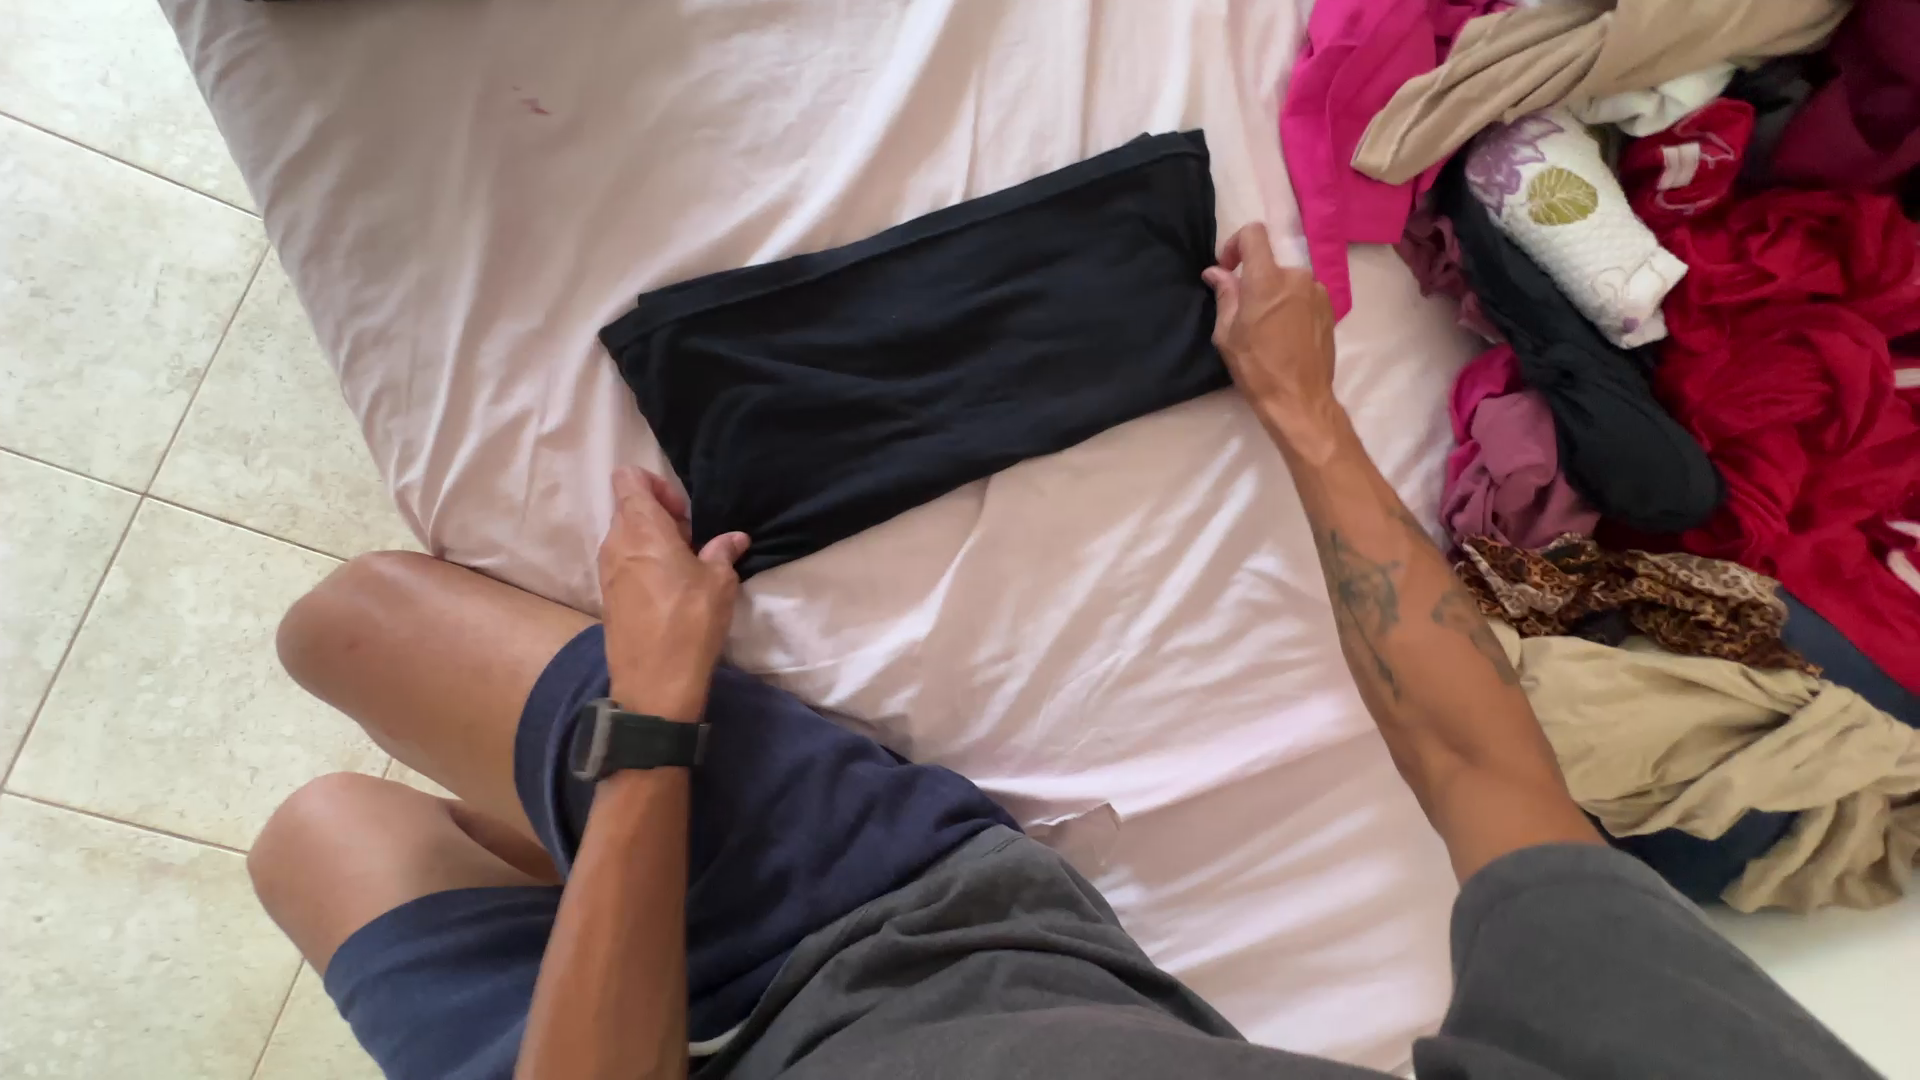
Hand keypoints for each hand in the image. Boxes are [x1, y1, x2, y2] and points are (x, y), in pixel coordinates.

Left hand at [597, 466, 748, 722]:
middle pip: (630, 507)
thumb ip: (723, 551)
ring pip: (628, 536)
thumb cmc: (691, 621)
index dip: (658, 485)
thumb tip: (734, 539)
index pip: (629, 479)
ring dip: (655, 541)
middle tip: (694, 542)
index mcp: (641, 529)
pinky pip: (625, 562)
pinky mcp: (608, 595)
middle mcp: (616, 543)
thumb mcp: (720, 581)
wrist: (656, 681)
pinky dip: (646, 563)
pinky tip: (672, 590)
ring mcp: (607, 570)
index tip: (685, 512)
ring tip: (686, 568)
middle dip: (662, 515)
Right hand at [1200, 223, 1341, 443]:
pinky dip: (1290, 306)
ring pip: (1287, 281)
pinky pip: (1303, 295)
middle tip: (1243, 314)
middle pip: (1270, 263)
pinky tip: (1284, 335)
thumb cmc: (1256, 367)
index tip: (1228, 269)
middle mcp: (1296, 276)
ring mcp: (1317, 291)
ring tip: (1266, 329)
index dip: (1235, 244)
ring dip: (1273, 295)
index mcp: (1267, 280)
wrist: (1298, 397)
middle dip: (1254, 281)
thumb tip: (1216, 272)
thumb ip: (1225, 295)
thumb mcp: (1228, 334)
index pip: (1254, 233)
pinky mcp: (1329, 307)